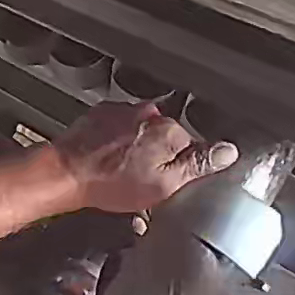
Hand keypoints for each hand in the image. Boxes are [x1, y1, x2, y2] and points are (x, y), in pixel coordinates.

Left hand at [49, 101, 238, 213]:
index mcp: (168, 130)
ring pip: (142, 130)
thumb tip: (228, 151)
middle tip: (141, 179)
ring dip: (137, 146)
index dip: (180, 167)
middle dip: (157, 155)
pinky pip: (120, 125)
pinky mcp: (102, 113)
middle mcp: (148, 113)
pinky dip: (117, 139)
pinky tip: (109, 158)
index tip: (167, 180)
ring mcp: (123, 109)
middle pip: (165, 136)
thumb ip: (197, 165)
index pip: (190, 146)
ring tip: (121, 170)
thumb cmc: (111, 183)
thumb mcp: (163, 185)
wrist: (66, 173)